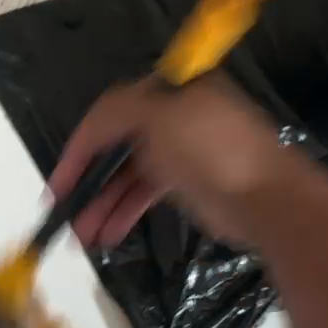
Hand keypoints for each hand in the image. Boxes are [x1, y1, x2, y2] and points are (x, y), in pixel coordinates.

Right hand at [46, 74, 303, 247]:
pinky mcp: (186, 185)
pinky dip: (123, 213)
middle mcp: (170, 118)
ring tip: (81, 235)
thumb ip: (116, 113)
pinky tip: (106, 235)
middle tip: (62, 210)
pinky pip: (143, 195)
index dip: (79, 148)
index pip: (107, 115)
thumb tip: (92, 125)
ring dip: (101, 204)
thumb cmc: (212, 150)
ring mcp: (179, 153)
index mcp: (167, 93)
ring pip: (126, 176)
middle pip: (114, 147)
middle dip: (86, 181)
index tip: (58, 183)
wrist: (269, 199)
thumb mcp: (159, 117)